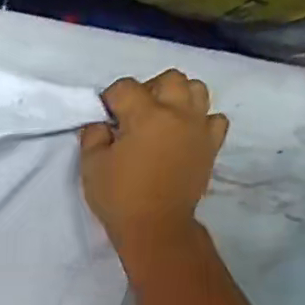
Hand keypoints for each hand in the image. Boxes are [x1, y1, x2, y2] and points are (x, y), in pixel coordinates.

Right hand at [79, 70, 228, 254]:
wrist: (155, 225)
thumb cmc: (118, 196)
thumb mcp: (91, 166)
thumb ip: (93, 137)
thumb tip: (100, 124)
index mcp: (146, 116)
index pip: (125, 87)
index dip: (110, 99)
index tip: (103, 117)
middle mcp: (178, 113)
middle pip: (169, 79)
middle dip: (147, 89)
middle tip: (133, 113)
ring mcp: (199, 128)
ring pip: (196, 90)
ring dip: (177, 97)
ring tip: (161, 118)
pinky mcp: (211, 145)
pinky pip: (213, 118)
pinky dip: (200, 120)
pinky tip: (183, 134)